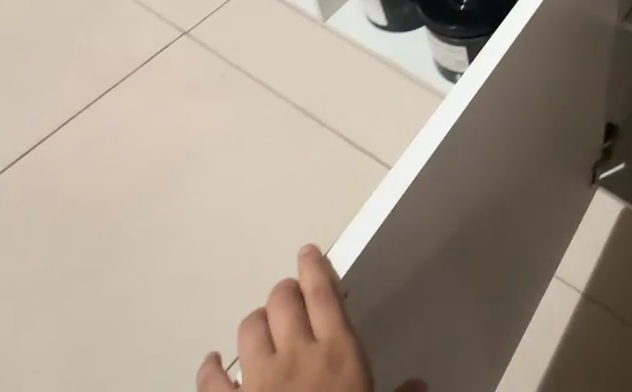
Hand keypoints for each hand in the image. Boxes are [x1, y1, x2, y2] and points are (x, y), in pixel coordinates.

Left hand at [197, 245, 423, 391]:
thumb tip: (420, 385)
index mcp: (338, 351)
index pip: (323, 292)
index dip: (314, 267)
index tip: (307, 253)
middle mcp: (297, 355)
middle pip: (282, 301)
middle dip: (284, 292)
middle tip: (290, 295)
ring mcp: (259, 383)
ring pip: (249, 329)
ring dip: (256, 322)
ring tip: (263, 325)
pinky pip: (212, 380)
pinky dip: (211, 367)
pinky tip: (213, 363)